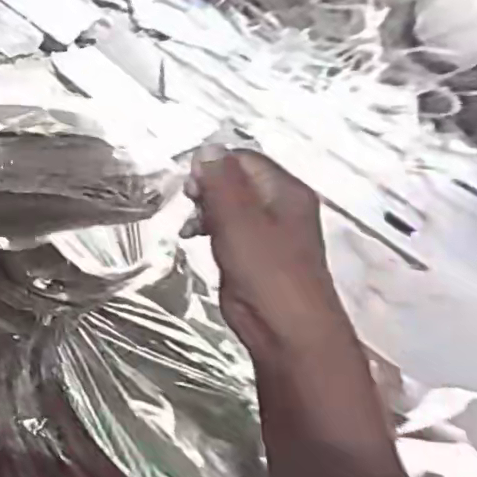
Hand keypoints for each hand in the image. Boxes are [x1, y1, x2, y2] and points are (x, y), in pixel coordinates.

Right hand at [191, 150, 355, 367]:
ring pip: (229, 204)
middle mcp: (280, 206)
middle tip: (190, 205)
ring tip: (190, 226)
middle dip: (207, 188)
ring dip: (205, 209)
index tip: (190, 189)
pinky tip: (196, 239)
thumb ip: (221, 183)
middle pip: (236, 179)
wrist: (285, 327)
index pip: (244, 159)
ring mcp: (268, 231)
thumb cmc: (265, 271)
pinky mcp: (254, 253)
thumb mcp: (238, 221)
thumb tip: (207, 148)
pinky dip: (210, 228)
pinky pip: (228, 228)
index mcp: (286, 191)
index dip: (213, 167)